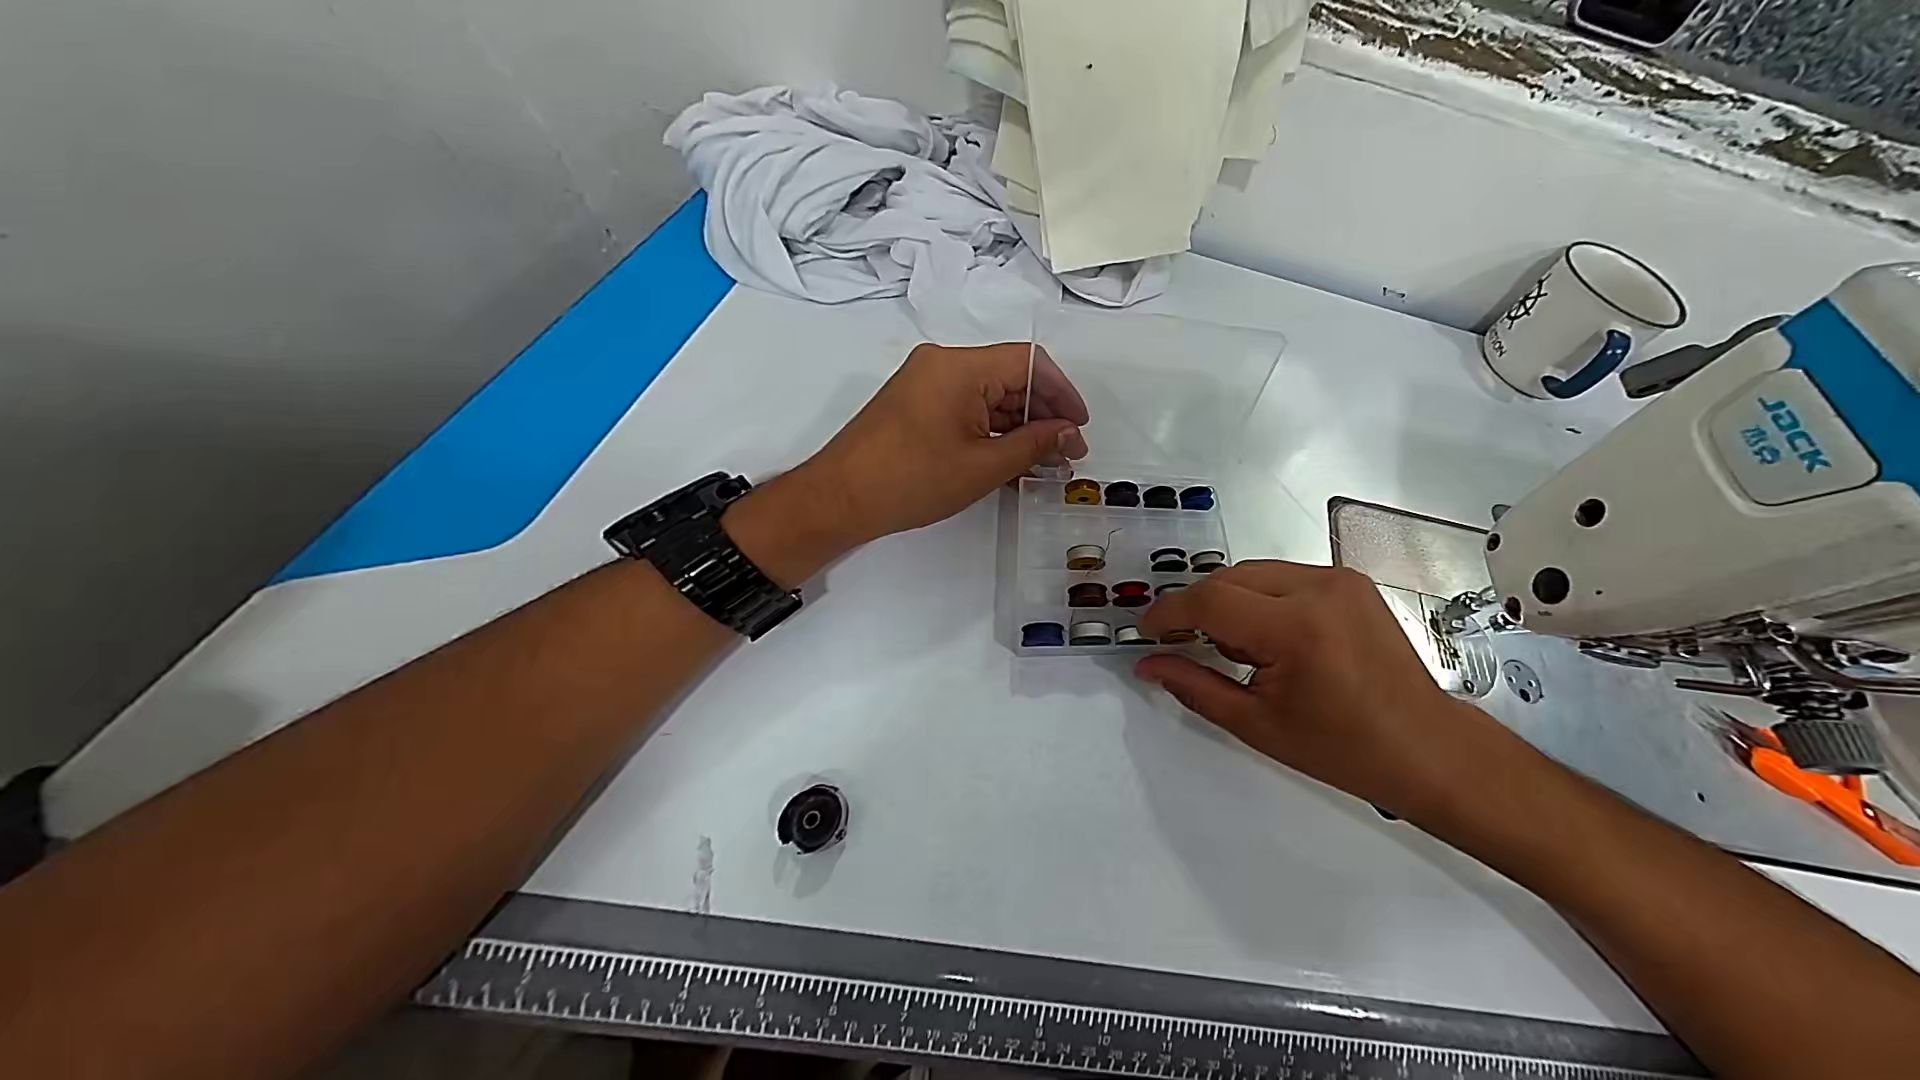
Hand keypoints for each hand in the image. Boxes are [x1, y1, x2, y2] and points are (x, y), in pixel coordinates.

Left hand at [724, 343, 1088, 586]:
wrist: (839, 498)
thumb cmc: (910, 481)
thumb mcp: (982, 466)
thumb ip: (1033, 445)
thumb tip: (1069, 434)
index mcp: (960, 366)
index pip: (1029, 361)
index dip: (1062, 393)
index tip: (1079, 428)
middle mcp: (942, 363)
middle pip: (1009, 376)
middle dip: (1043, 413)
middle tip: (1066, 453)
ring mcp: (925, 382)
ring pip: (988, 394)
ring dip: (1018, 425)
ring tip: (1043, 463)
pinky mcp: (915, 403)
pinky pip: (965, 406)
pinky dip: (990, 430)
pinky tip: (1010, 459)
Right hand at [1135, 561, 1518, 820]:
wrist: (1428, 747)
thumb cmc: (1347, 748)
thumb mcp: (1256, 724)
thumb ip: (1193, 686)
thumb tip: (1151, 665)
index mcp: (1298, 629)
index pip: (1209, 601)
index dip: (1169, 613)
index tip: (1147, 630)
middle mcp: (1320, 590)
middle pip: (1227, 580)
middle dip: (1197, 610)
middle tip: (1185, 645)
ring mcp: (1339, 580)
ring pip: (1251, 573)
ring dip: (1226, 602)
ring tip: (1235, 649)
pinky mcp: (1349, 581)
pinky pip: (1280, 576)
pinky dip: (1257, 599)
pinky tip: (1265, 637)